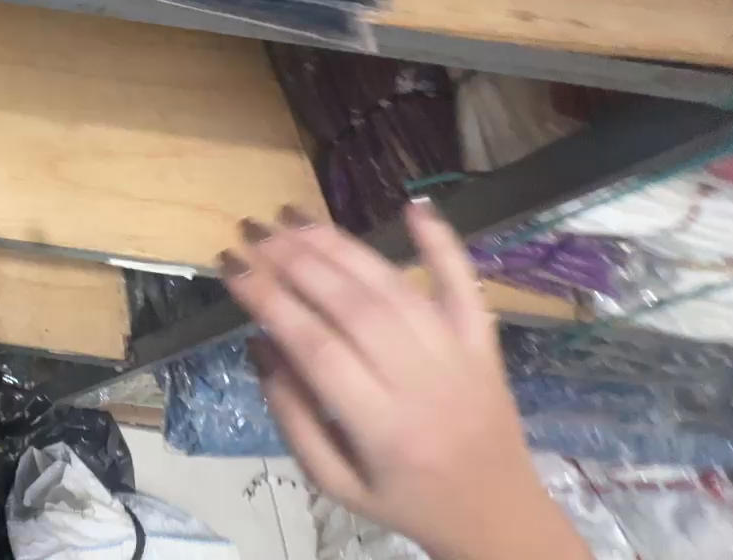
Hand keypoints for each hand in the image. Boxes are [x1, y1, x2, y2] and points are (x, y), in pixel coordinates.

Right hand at [221, 202, 589, 559]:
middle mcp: (424, 385)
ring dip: (337, 243)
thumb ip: (290, 414)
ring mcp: (461, 360)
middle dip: (292, 260)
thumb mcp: (331, 481)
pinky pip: (467, 290)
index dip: (266, 299)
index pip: (315, 346)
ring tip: (289, 215)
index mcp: (383, 427)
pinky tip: (416, 206)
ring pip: (393, 288)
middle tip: (249, 231)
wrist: (505, 525)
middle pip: (353, 306)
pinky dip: (444, 245)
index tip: (227, 266)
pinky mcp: (486, 347)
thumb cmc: (402, 498)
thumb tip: (259, 341)